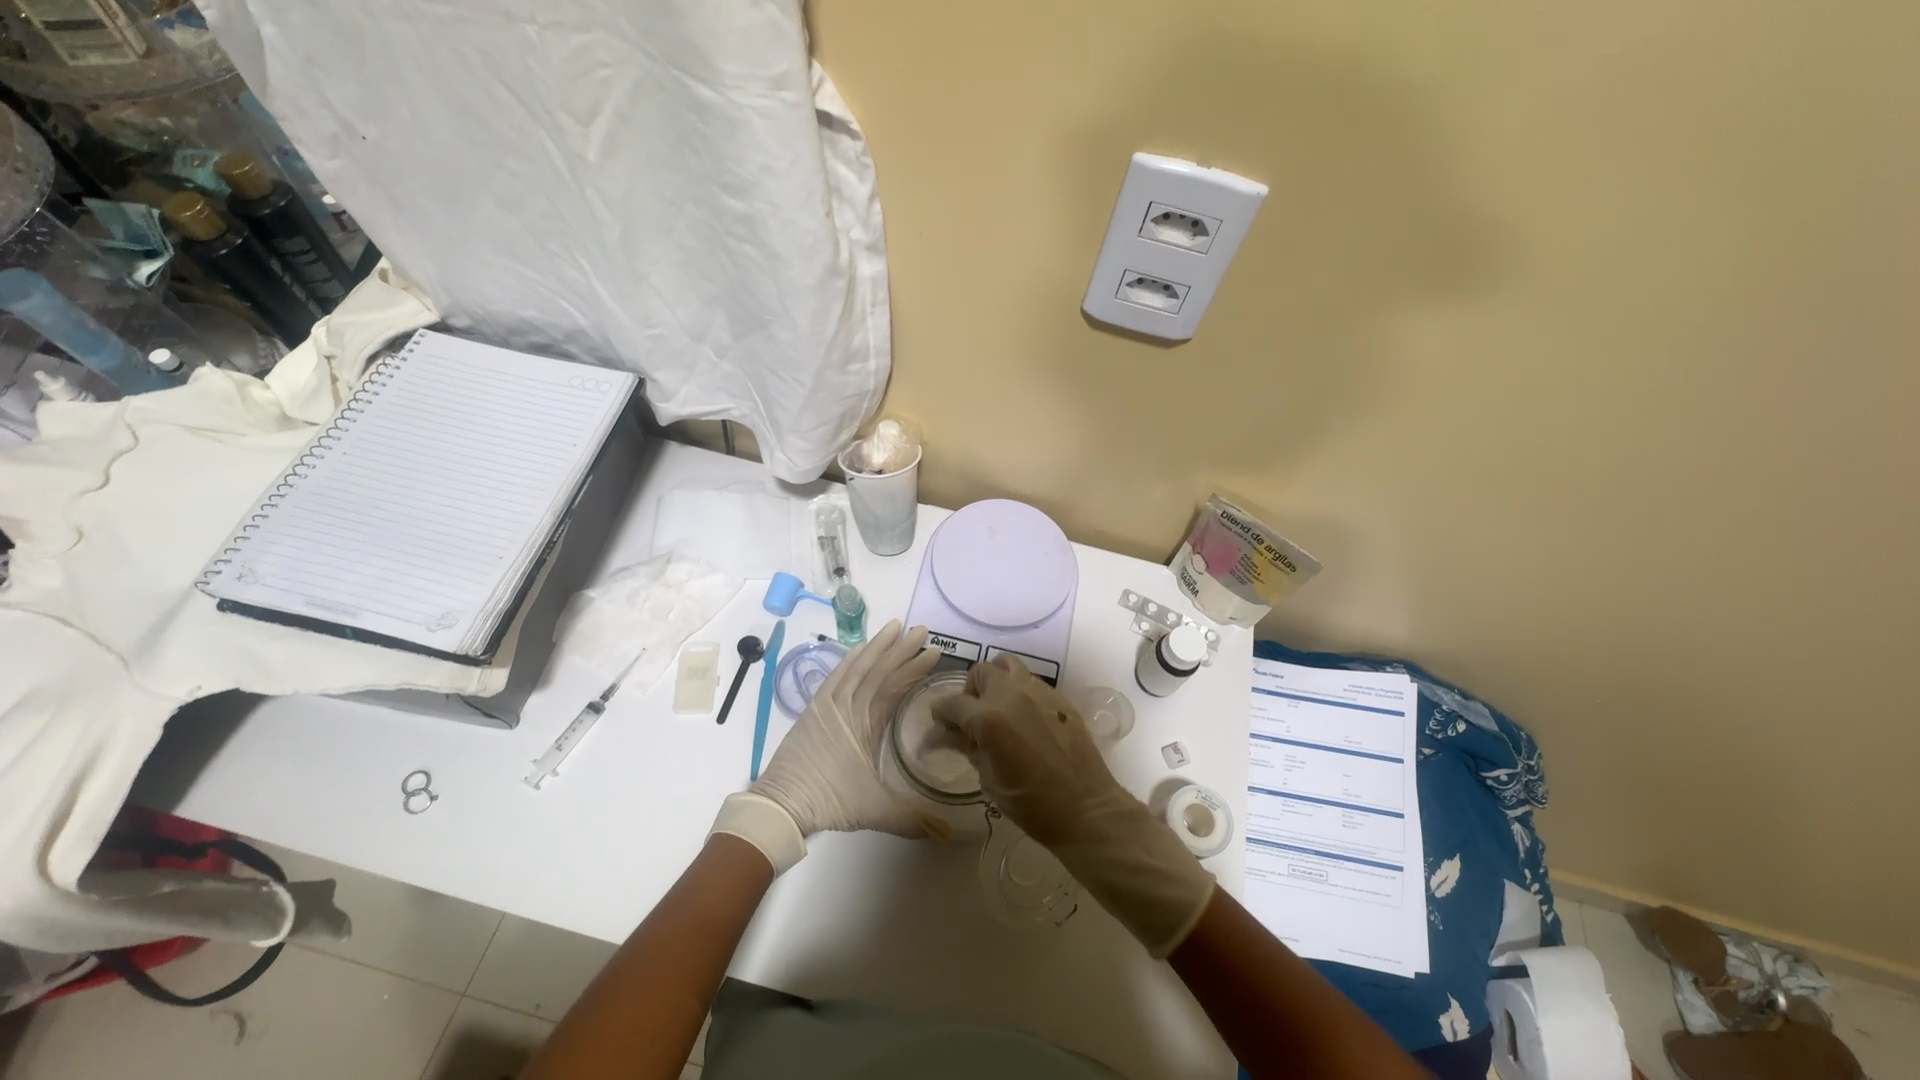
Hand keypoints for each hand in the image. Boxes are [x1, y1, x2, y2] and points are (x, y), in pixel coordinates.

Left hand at [750, 620, 939, 837]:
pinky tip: (859, 651)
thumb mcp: (875, 810)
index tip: (935, 652)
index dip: (915, 668)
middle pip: (877, 669)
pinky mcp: (814, 711)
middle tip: (923, 631)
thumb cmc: (830, 801)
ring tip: (893, 628)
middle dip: (901, 649)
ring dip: (876, 648)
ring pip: (856, 667)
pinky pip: (836, 676)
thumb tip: (949, 834)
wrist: (781, 805)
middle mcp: (845, 706)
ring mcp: (827, 705)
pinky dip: (850, 660)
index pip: (894, 685)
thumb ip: (913, 820)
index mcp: (863, 722)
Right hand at [932, 655, 1216, 957]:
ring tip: (997, 707)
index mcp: (988, 718)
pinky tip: (1023, 717)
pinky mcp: (1059, 699)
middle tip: (971, 716)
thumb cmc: (1031, 803)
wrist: (1085, 807)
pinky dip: (1019, 690)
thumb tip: (942, 735)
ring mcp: (1039, 692)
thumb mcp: (989, 779)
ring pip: (1008, 666)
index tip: (939, 727)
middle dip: (969, 691)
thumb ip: (966, 748)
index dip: (940, 715)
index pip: (952, 704)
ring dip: (996, 681)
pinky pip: (1031, 681)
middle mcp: (1012, 695)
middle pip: (981, 672)